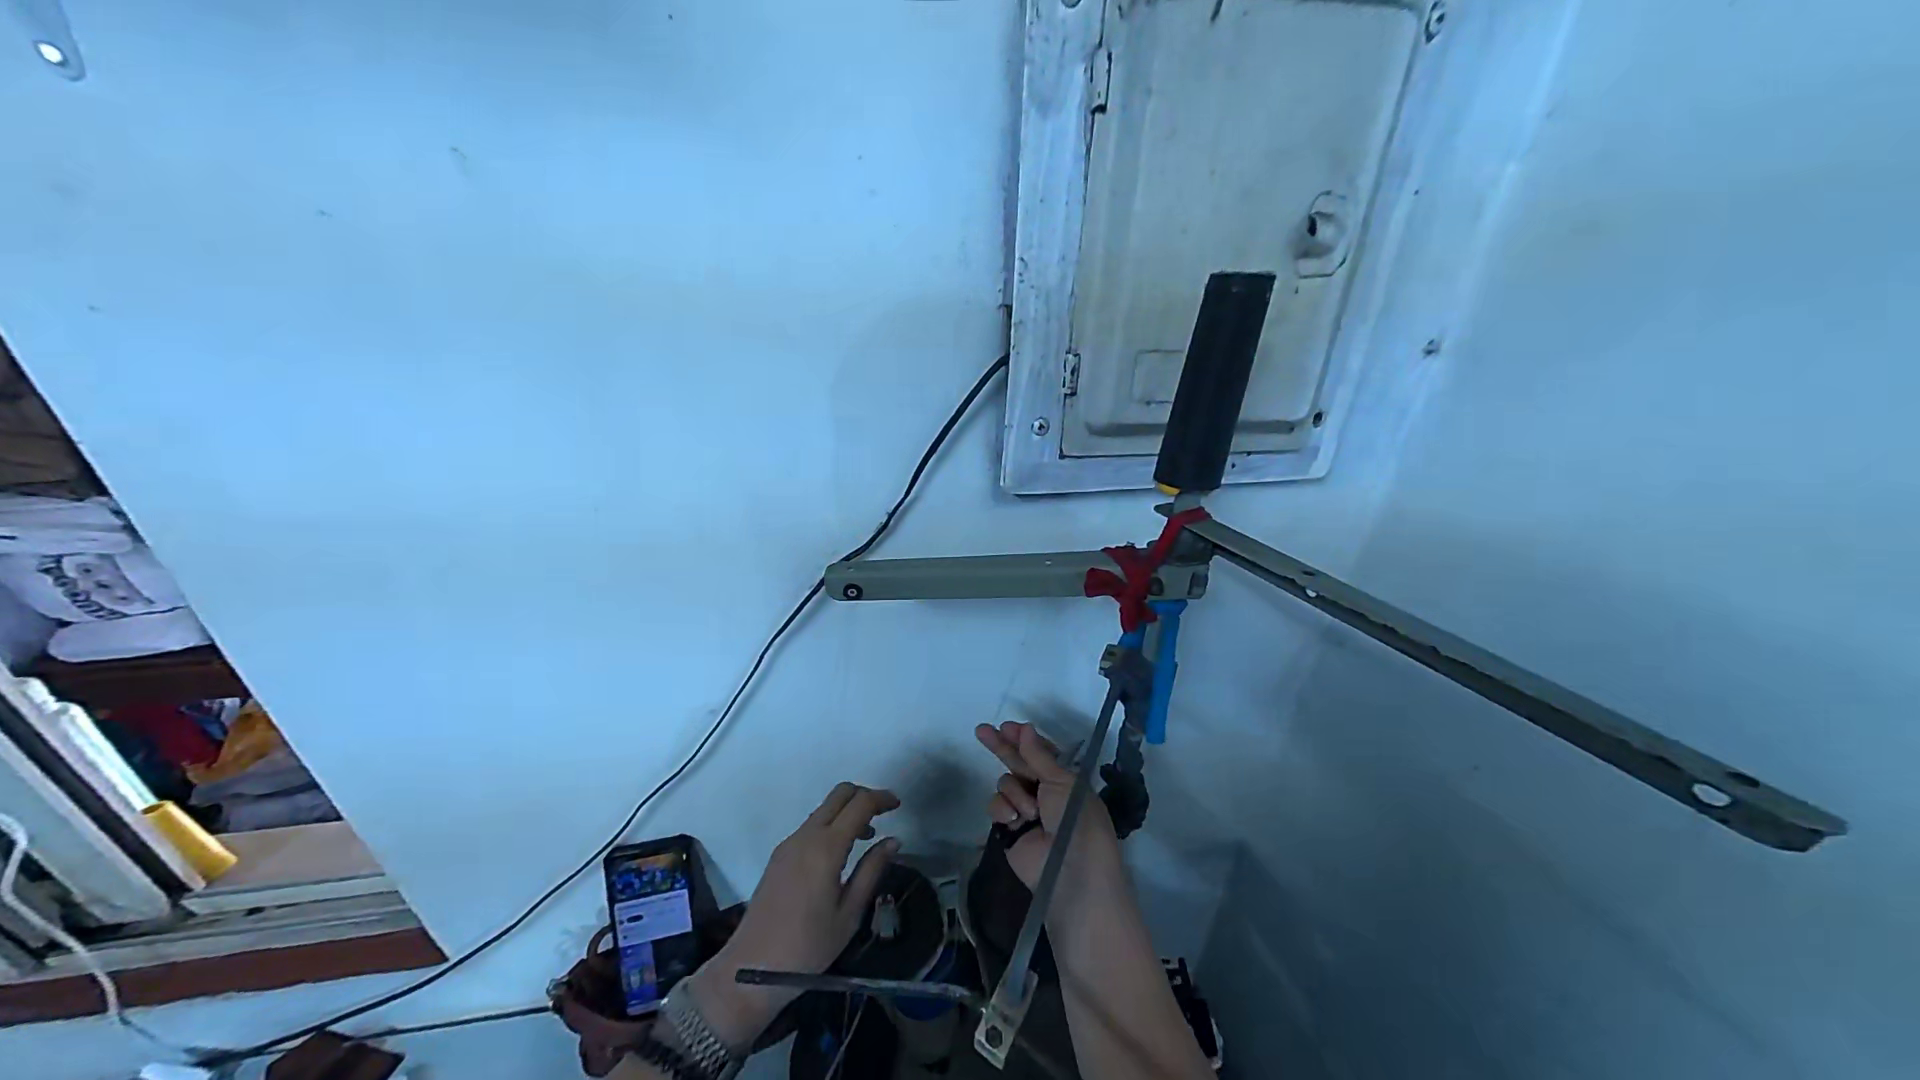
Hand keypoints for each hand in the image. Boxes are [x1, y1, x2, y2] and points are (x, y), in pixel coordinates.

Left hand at [687, 782, 899, 1049]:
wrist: (750, 970)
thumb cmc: (808, 947)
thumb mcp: (849, 914)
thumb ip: (872, 871)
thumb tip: (893, 840)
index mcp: (826, 848)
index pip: (859, 804)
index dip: (881, 798)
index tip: (899, 806)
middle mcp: (805, 836)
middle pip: (838, 794)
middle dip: (864, 795)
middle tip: (884, 814)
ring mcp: (788, 844)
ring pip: (823, 808)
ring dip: (847, 811)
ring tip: (868, 838)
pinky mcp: (779, 856)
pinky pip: (811, 825)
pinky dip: (831, 825)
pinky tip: (842, 853)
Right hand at [975, 720, 1124, 917]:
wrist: (1071, 871)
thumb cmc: (1076, 820)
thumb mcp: (1063, 782)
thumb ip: (1039, 755)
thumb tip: (1026, 728)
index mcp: (1065, 780)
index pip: (1040, 753)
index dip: (1024, 739)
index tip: (1007, 726)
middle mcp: (1045, 793)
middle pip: (1018, 763)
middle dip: (1002, 747)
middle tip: (982, 731)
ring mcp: (1026, 811)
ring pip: (1006, 784)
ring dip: (1016, 792)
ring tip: (1031, 812)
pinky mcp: (1009, 830)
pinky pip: (997, 807)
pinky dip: (1004, 810)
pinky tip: (1015, 821)